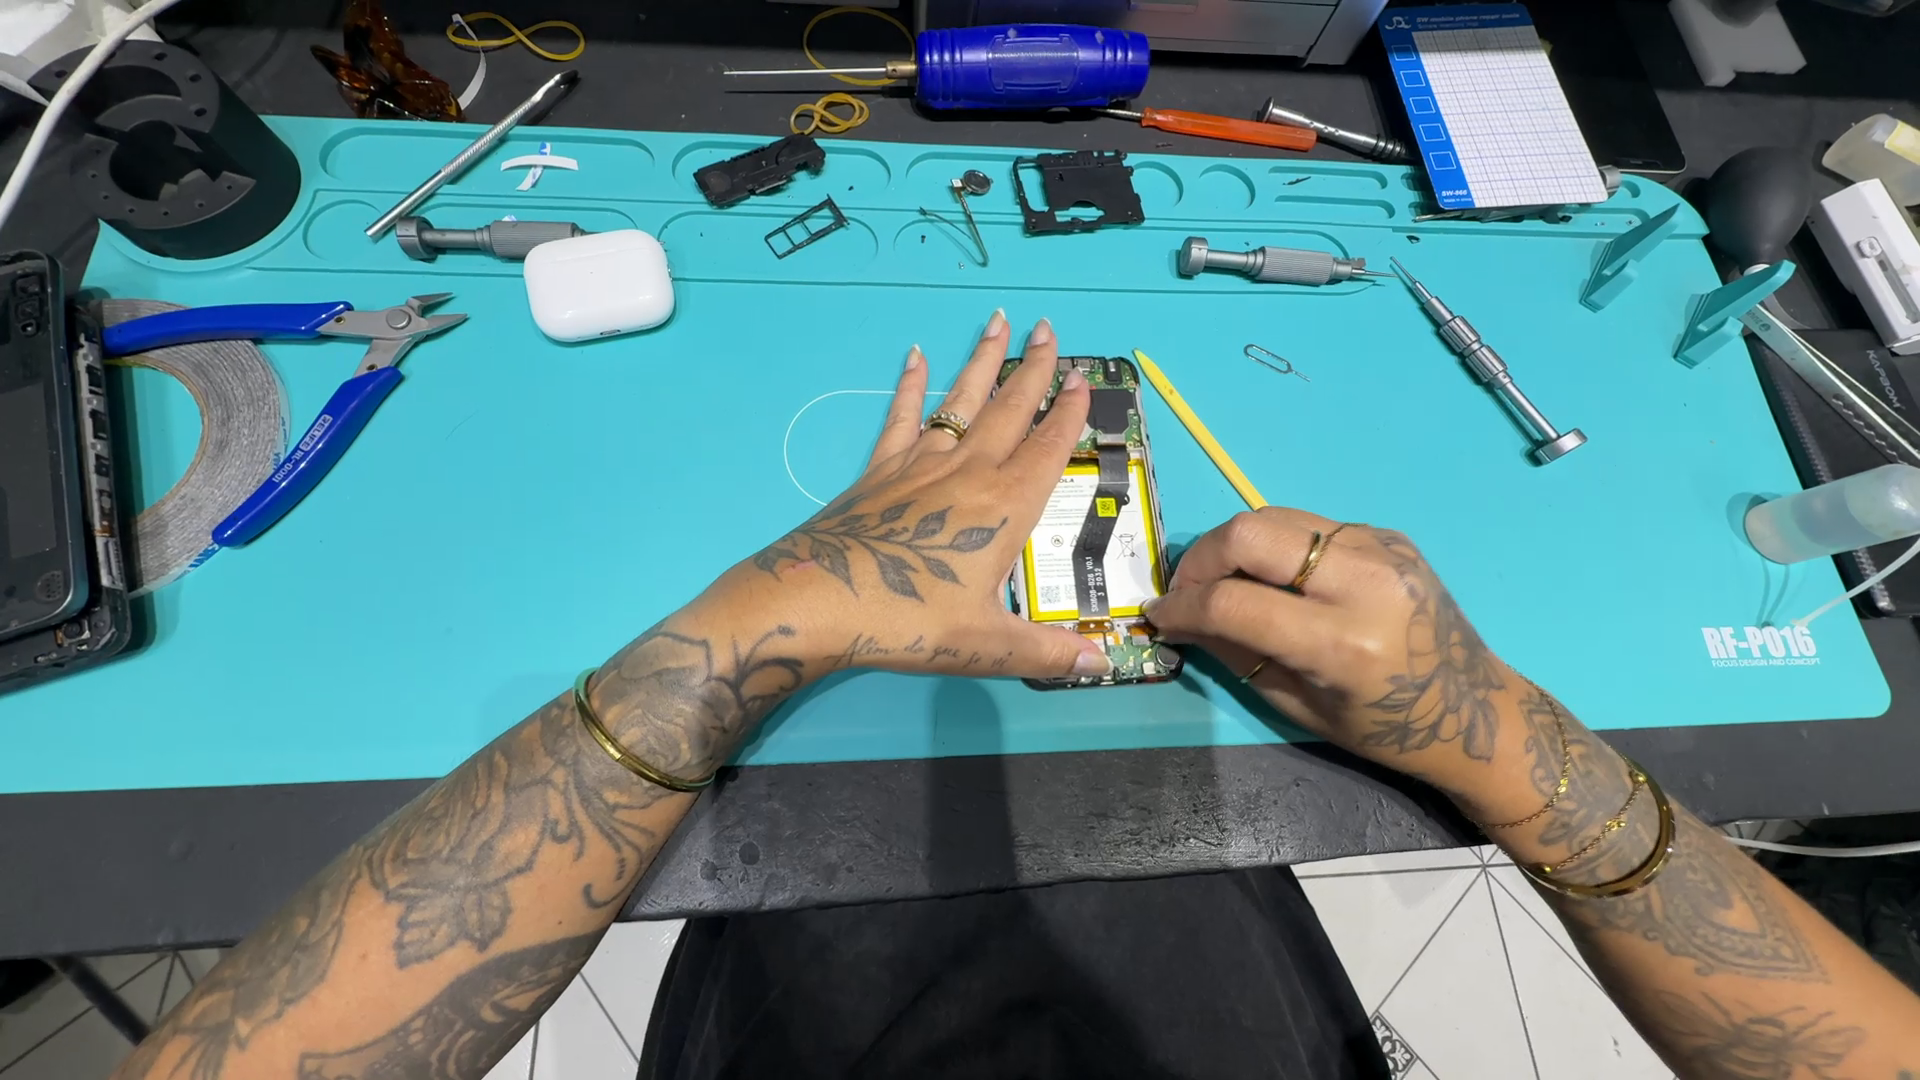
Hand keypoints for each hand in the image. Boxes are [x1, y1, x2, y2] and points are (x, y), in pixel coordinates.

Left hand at [699, 311, 1111, 680]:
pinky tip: (912, 355)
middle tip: (1049, 327)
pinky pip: (900, 418)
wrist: (818, 602)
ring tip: (996, 321)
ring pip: (960, 402)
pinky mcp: (879, 470)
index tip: (1084, 378)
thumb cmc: (909, 622)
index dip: (1069, 413)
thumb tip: (1101, 668)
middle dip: (1035, 369)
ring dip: (982, 361)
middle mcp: (968, 472)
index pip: (1048, 448)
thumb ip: (1046, 654)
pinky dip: (907, 386)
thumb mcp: (986, 646)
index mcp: (1005, 507)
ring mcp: (919, 465)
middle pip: (1009, 410)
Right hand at [1144, 508, 1524, 798]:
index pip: (1233, 602)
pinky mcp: (1386, 535)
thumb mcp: (1296, 704)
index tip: (1160, 615)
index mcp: (1343, 643)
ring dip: (1230, 547)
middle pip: (1248, 534)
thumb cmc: (1384, 729)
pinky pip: (1304, 525)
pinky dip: (1270, 546)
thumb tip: (1177, 617)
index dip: (1182, 606)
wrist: (1478, 711)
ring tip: (1220, 581)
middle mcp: (1364, 582)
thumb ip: (1232, 651)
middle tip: (1186, 590)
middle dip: (1199, 559)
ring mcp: (1380, 549)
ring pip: (1270, 517)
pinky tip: (1270, 577)